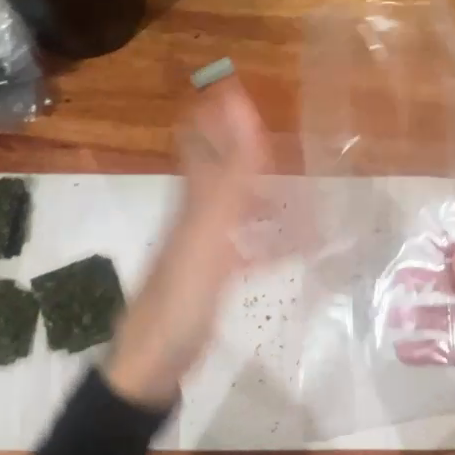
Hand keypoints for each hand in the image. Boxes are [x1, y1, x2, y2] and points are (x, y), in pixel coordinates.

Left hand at [103, 76, 271, 407]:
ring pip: (238, 214)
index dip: (220, 120)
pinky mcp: (213, 285)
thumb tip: (237, 108)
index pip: (206, 149)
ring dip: (266, 199)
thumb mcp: (206, 237)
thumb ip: (228, 179)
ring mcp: (204, 255)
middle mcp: (195, 223)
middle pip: (222, 177)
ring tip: (304, 191)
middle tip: (280, 136)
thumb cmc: (179, 302)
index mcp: (192, 206)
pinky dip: (271, 245)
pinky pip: (248, 254)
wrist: (150, 367)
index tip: (236, 88)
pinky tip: (293, 249)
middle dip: (247, 154)